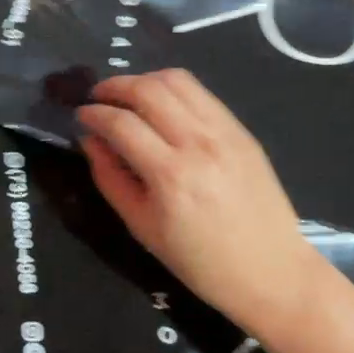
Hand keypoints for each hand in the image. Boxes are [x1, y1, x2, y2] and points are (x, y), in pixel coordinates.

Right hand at [78, 69, 322, 330]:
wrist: (272, 272)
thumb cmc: (201, 262)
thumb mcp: (143, 228)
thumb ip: (111, 179)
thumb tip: (90, 141)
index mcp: (171, 176)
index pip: (122, 124)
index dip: (94, 114)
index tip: (80, 115)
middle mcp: (198, 143)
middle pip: (147, 90)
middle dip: (114, 86)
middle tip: (98, 98)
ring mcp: (224, 132)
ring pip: (176, 80)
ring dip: (143, 80)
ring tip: (128, 95)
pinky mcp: (241, 130)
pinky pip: (201, 93)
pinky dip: (173, 89)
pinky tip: (161, 104)